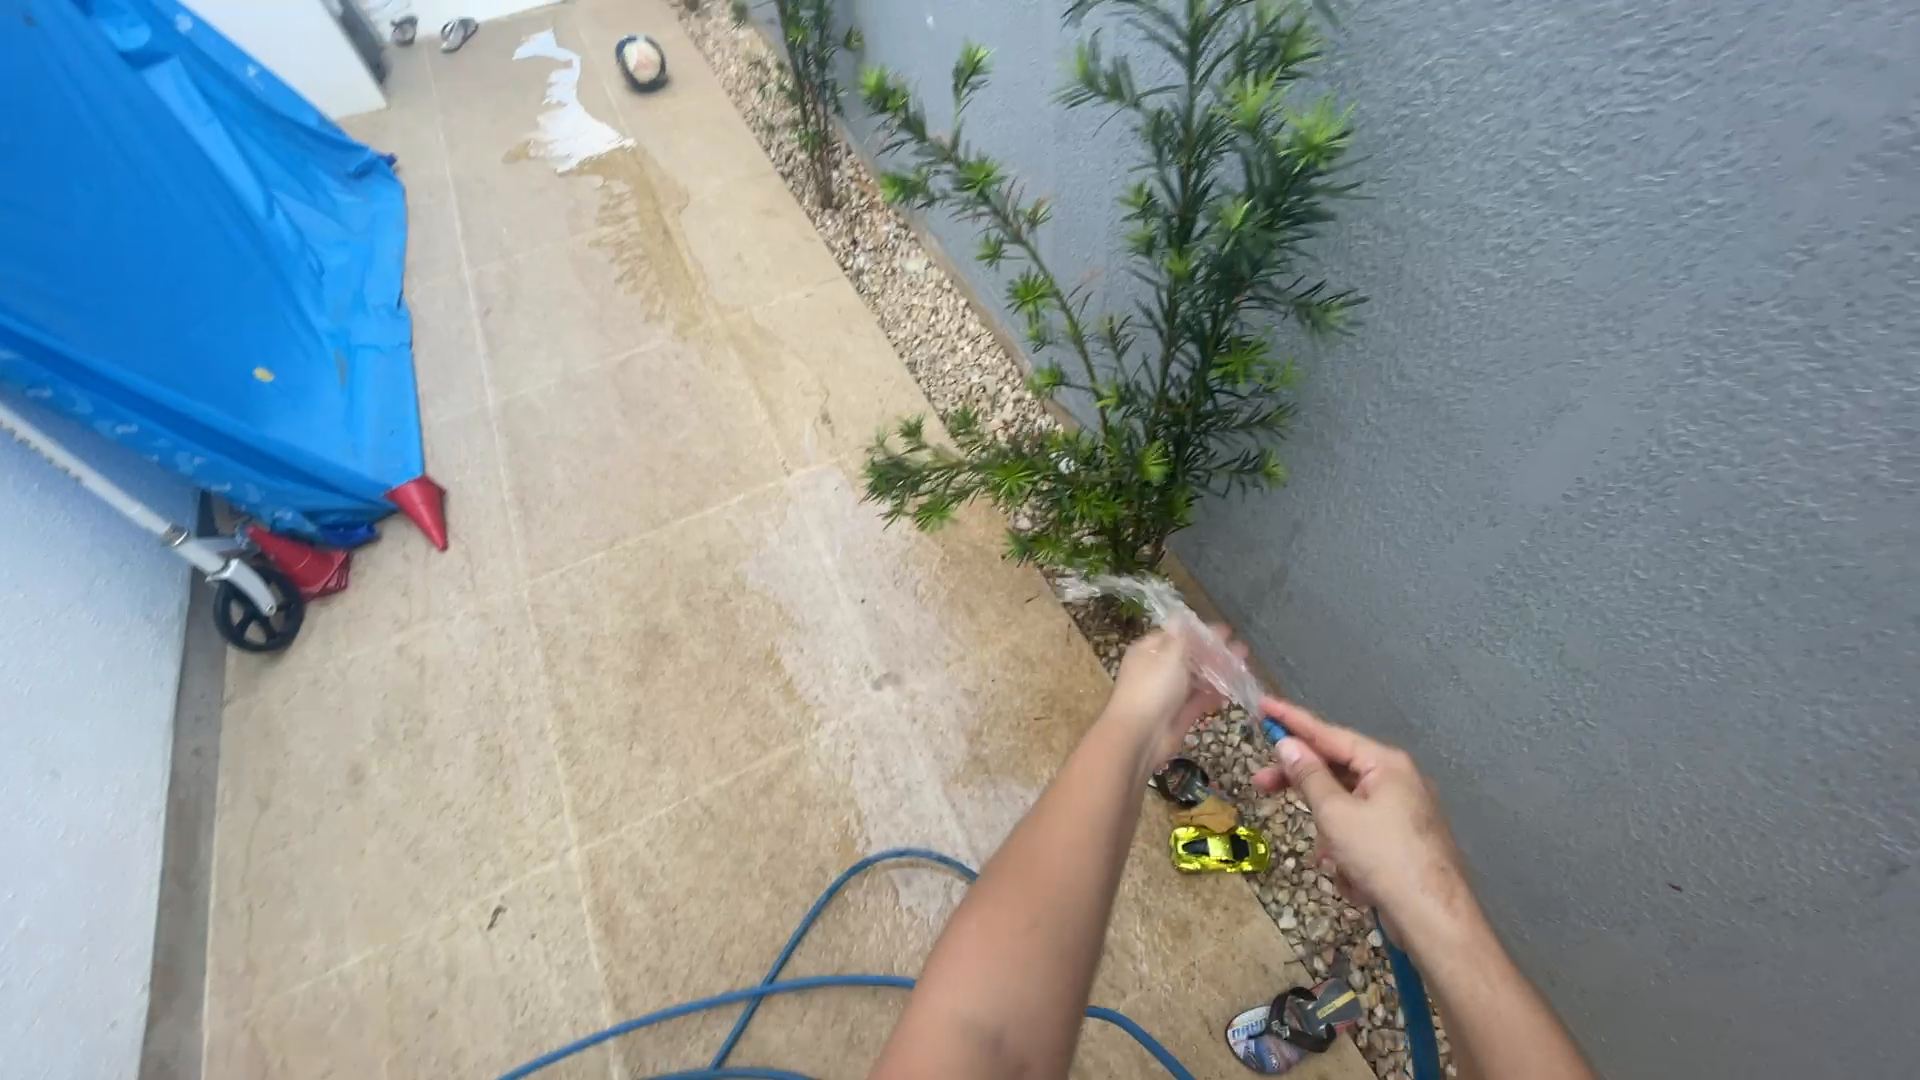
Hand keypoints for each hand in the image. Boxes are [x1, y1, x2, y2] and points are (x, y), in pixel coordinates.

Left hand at [1105, 622, 1244, 766]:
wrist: (1139, 736)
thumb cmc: (1152, 687)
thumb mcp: (1169, 654)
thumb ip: (1184, 637)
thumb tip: (1184, 615)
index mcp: (1149, 650)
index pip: (1176, 635)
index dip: (1201, 633)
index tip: (1226, 631)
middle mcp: (1158, 669)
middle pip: (1189, 657)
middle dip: (1215, 653)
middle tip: (1242, 650)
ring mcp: (1169, 693)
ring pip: (1197, 678)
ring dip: (1219, 672)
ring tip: (1244, 665)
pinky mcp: (1179, 714)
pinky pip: (1199, 699)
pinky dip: (1215, 693)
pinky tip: (1234, 689)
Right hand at [1251, 698, 1480, 949]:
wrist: (1436, 923)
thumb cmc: (1383, 858)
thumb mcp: (1335, 813)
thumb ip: (1308, 775)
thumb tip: (1288, 744)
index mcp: (1385, 764)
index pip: (1328, 733)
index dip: (1291, 720)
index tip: (1263, 705)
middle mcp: (1397, 781)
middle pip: (1336, 770)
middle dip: (1302, 785)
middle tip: (1261, 784)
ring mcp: (1403, 813)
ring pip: (1345, 807)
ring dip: (1328, 830)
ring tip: (1328, 858)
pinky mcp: (1403, 843)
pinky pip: (1360, 833)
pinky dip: (1347, 850)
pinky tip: (1350, 877)